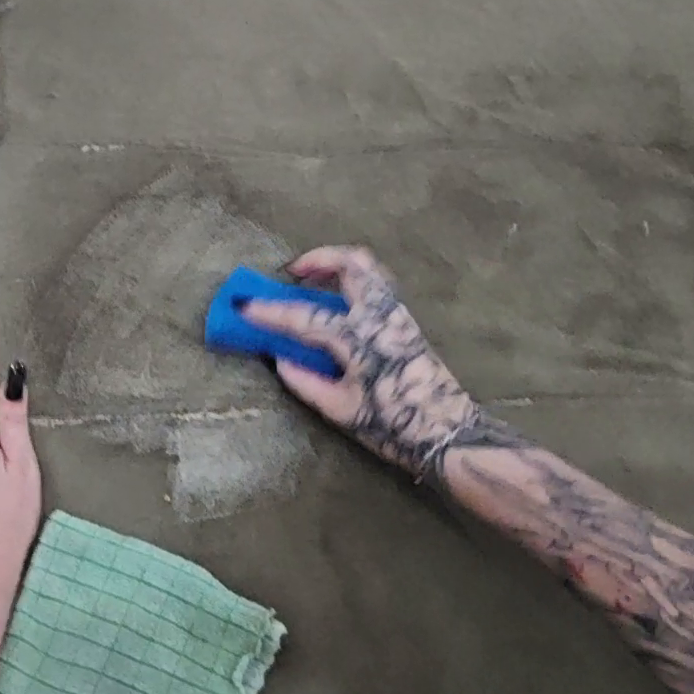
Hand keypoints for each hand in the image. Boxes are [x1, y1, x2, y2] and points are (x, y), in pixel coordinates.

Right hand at [242, 246, 479, 481]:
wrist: (449, 435)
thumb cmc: (393, 426)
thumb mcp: (342, 412)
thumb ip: (306, 382)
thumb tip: (278, 358)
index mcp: (358, 340)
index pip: (305, 318)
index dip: (270, 312)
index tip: (244, 306)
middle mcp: (379, 317)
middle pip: (351, 264)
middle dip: (318, 259)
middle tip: (293, 273)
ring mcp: (397, 316)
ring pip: (368, 269)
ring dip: (337, 266)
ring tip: (313, 281)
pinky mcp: (407, 322)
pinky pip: (377, 285)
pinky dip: (353, 281)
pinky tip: (338, 302)